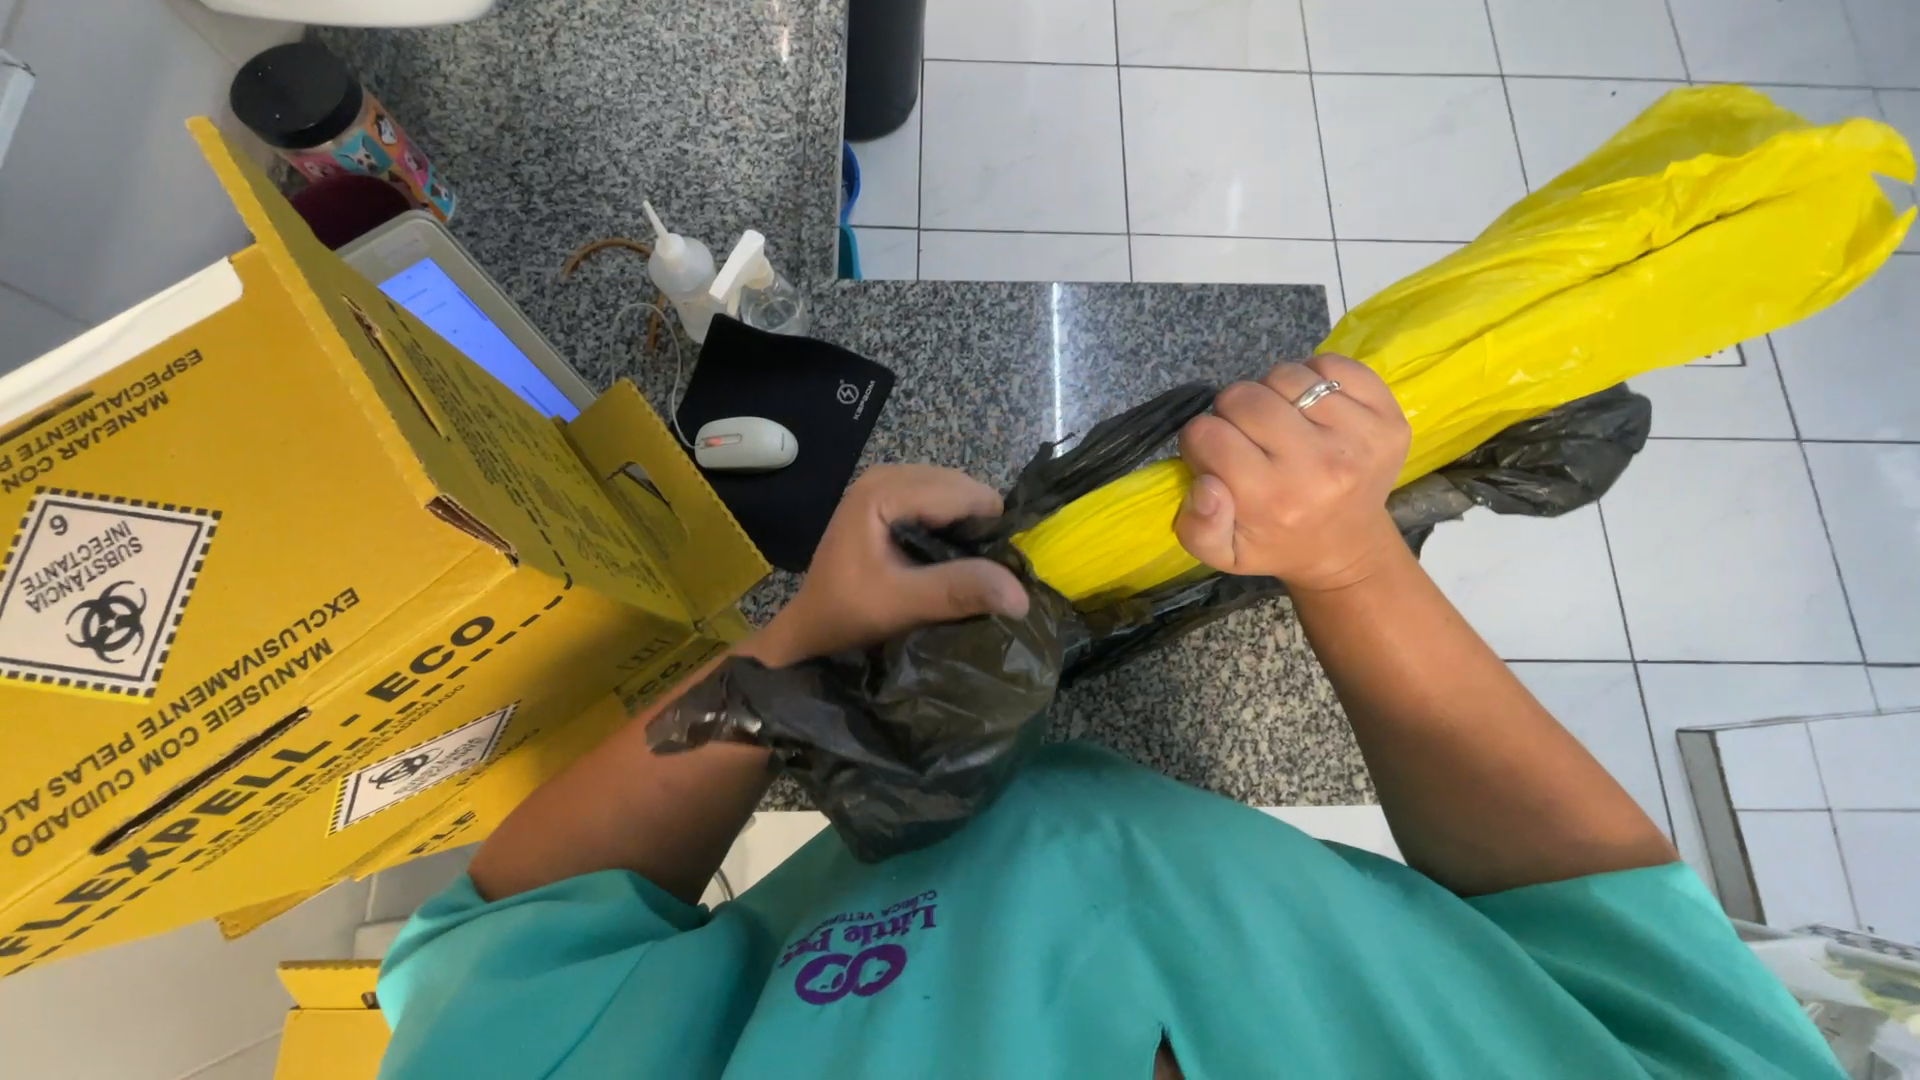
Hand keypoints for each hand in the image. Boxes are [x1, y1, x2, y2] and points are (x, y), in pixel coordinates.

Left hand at [750, 465, 1030, 663]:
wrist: (809, 627)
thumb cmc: (845, 615)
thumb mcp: (901, 605)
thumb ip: (956, 591)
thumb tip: (1021, 595)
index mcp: (883, 491)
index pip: (964, 494)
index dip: (989, 531)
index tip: (1002, 573)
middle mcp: (887, 475)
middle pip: (963, 489)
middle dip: (979, 529)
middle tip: (980, 575)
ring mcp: (887, 483)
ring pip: (956, 495)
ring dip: (968, 530)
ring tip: (965, 570)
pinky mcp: (890, 498)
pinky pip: (941, 503)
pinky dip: (953, 528)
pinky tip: (948, 560)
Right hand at [1174, 355, 1411, 593]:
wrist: (1346, 547)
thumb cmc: (1274, 544)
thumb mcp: (1223, 553)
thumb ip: (1198, 527)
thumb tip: (1206, 485)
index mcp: (1272, 499)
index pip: (1206, 434)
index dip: (1201, 441)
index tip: (1214, 457)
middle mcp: (1319, 465)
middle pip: (1243, 397)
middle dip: (1231, 412)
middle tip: (1244, 437)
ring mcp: (1359, 438)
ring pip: (1284, 376)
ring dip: (1271, 393)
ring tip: (1278, 421)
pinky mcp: (1387, 418)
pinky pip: (1333, 365)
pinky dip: (1313, 378)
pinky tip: (1310, 408)